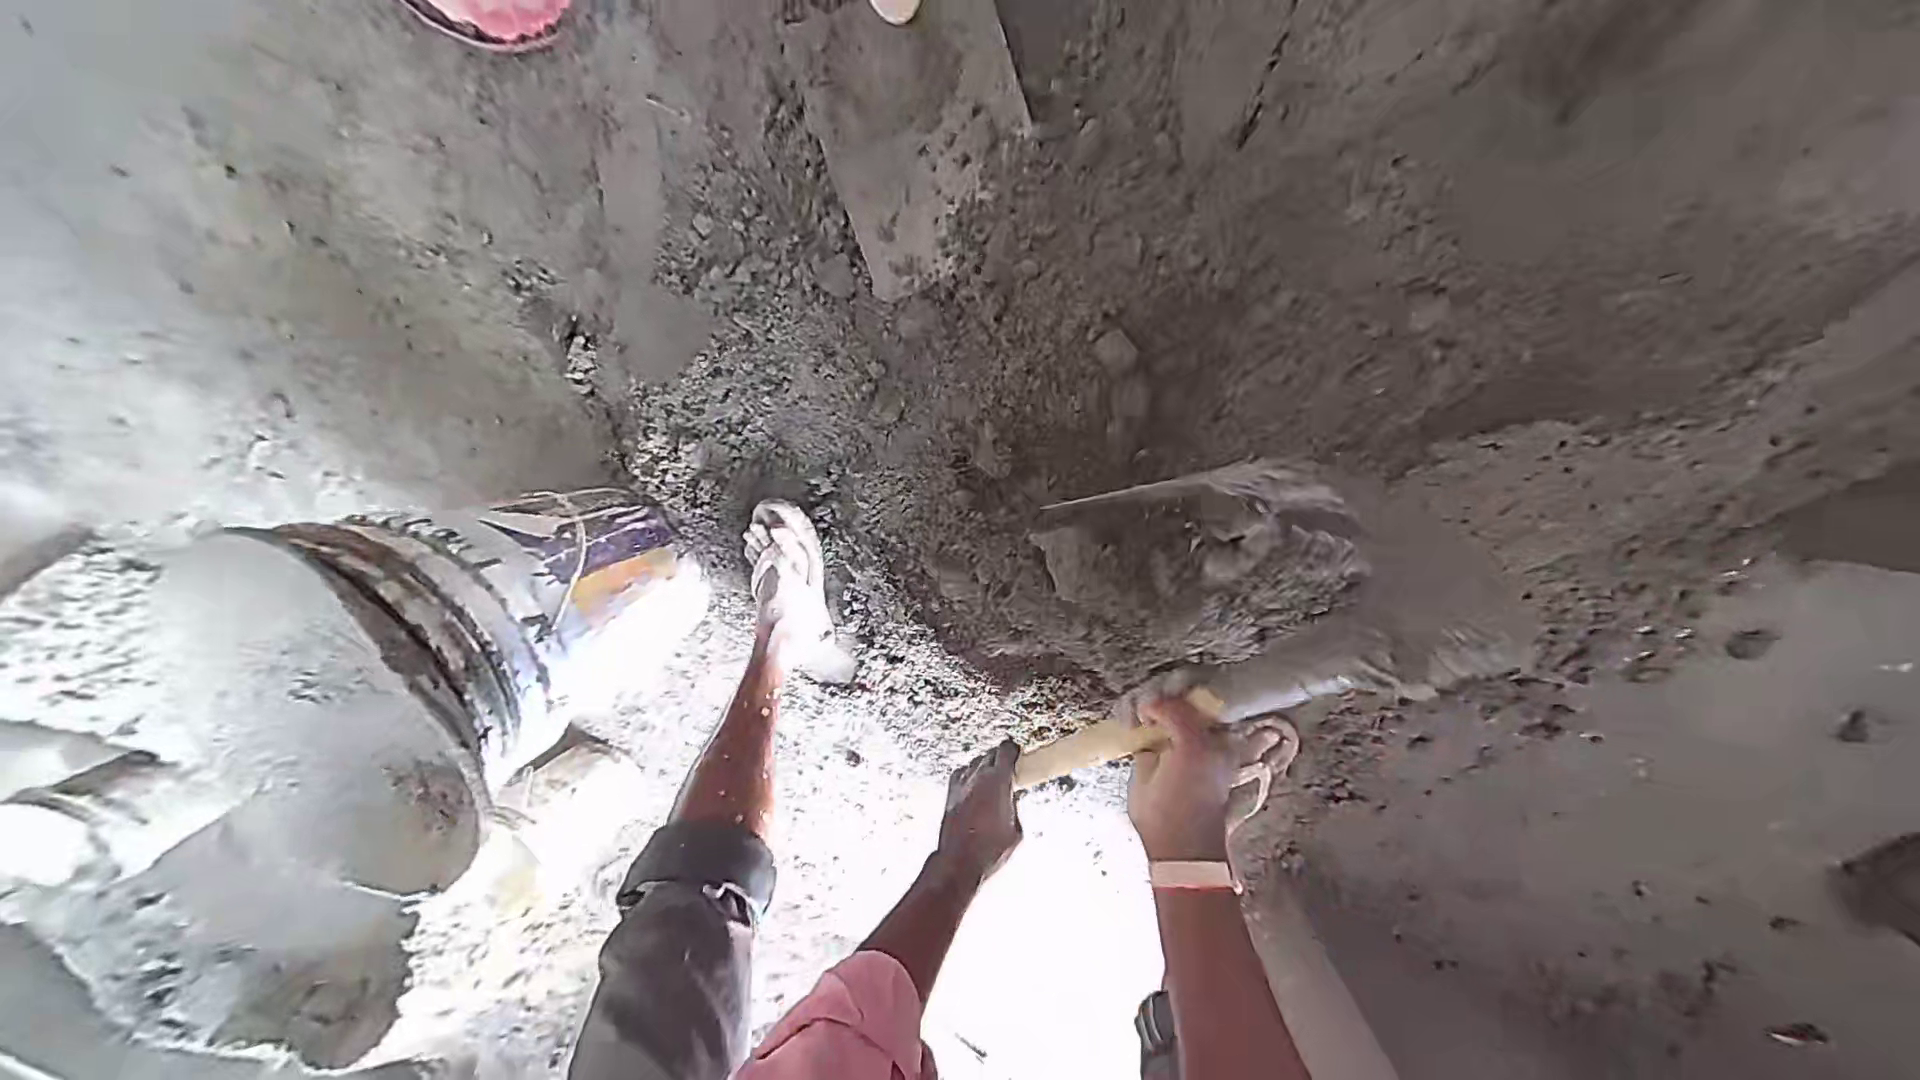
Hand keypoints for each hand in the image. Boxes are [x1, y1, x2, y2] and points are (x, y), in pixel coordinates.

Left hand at [936, 739, 1022, 881]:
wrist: (960, 860)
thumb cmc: (989, 849)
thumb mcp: (1016, 830)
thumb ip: (1016, 807)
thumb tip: (1014, 800)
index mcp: (998, 781)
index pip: (1006, 750)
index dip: (1013, 750)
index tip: (1018, 754)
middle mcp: (978, 776)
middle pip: (991, 753)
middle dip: (1001, 758)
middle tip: (1008, 768)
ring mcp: (962, 782)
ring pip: (976, 761)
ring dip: (985, 766)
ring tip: (992, 779)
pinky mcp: (951, 792)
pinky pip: (962, 772)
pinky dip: (970, 774)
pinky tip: (974, 786)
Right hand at [1129, 696, 1237, 860]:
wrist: (1189, 857)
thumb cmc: (1159, 820)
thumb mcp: (1142, 779)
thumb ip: (1146, 749)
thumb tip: (1147, 735)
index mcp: (1192, 746)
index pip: (1174, 709)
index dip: (1155, 707)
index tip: (1141, 713)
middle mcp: (1215, 748)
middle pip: (1196, 713)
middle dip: (1173, 709)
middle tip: (1152, 717)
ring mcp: (1225, 761)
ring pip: (1208, 726)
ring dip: (1188, 722)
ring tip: (1166, 728)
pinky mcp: (1226, 774)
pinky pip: (1213, 742)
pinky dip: (1198, 737)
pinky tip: (1179, 745)